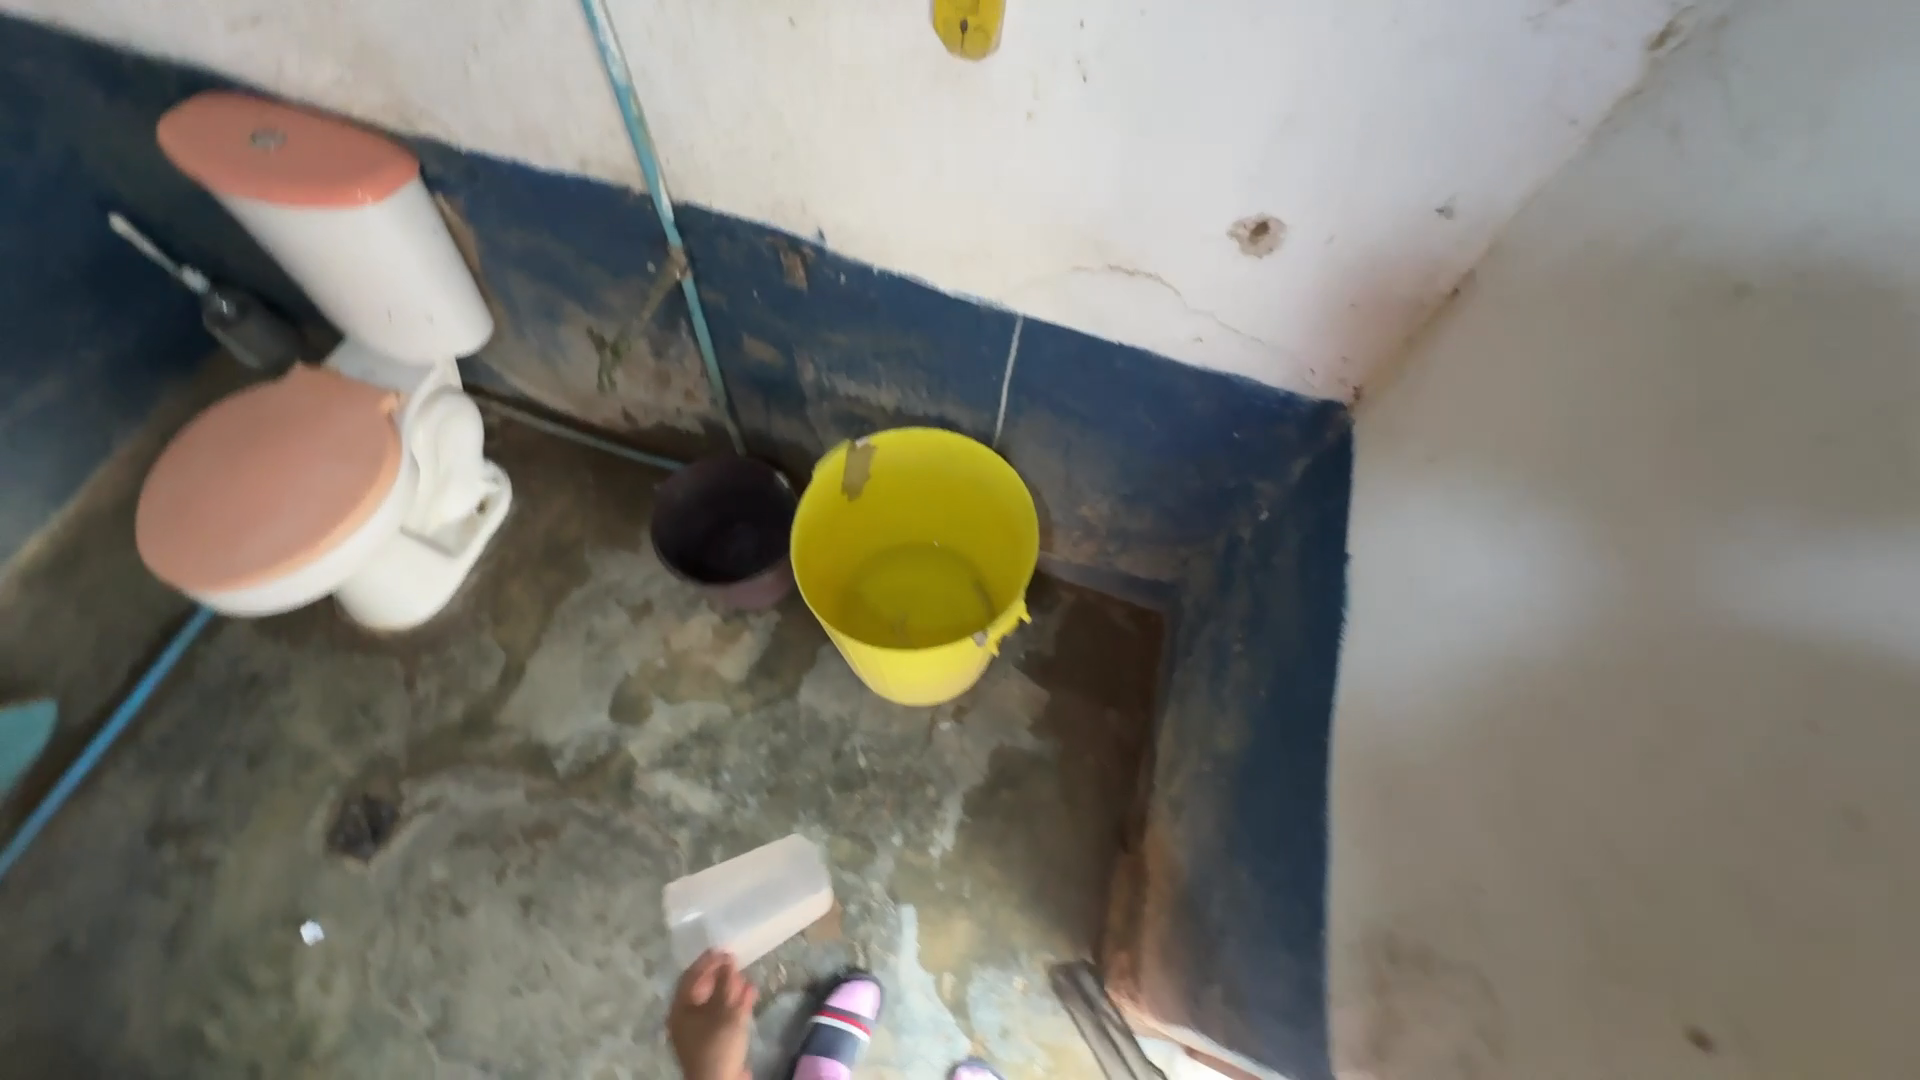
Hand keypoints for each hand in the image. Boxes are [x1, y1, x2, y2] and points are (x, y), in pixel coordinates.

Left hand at [668, 949, 757, 1079]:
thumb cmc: (716, 1043)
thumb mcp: (722, 1008)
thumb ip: (725, 982)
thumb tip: (727, 960)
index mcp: (680, 1009)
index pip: (690, 977)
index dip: (706, 961)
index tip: (723, 948)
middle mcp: (686, 1018)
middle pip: (702, 989)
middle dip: (719, 973)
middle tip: (735, 959)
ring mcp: (700, 1031)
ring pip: (715, 1002)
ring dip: (730, 987)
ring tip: (744, 975)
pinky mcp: (714, 1041)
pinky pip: (723, 1015)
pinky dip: (736, 1003)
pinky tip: (750, 992)